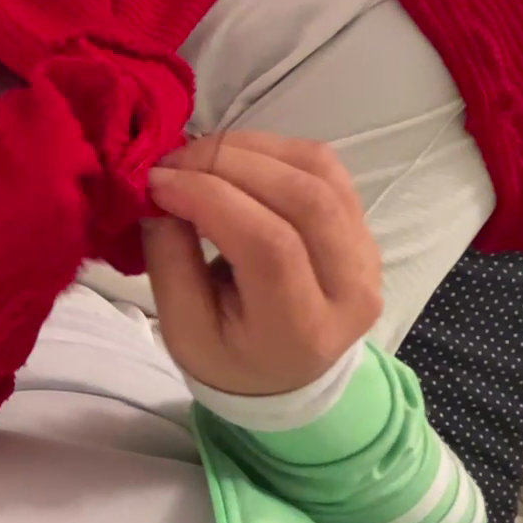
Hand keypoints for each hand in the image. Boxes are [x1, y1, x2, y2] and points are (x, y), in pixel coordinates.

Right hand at [143, 131, 382, 396]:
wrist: (282, 374)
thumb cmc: (225, 357)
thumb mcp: (181, 329)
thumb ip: (170, 262)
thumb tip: (159, 194)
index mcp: (301, 328)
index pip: (268, 245)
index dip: (209, 199)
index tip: (156, 182)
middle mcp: (351, 287)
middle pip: (303, 197)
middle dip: (226, 163)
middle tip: (170, 161)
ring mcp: (367, 251)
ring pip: (318, 170)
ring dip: (249, 148)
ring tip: (195, 155)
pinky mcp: (362, 224)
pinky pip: (323, 166)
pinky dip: (271, 149)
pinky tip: (230, 157)